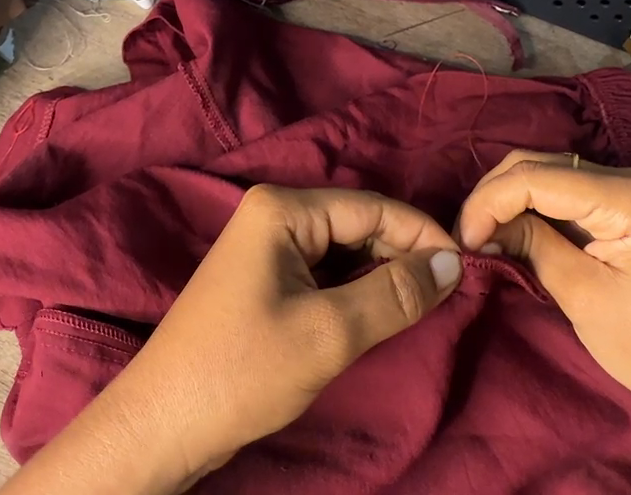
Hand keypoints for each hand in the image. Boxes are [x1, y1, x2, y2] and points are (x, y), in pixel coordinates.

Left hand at [2, 185, 463, 494]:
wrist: (163, 423)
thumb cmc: (242, 371)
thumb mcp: (329, 332)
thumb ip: (395, 293)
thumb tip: (452, 262)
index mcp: (282, 209)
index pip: (372, 207)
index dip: (423, 236)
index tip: (467, 272)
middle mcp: (273, 214)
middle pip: (358, 223)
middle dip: (403, 255)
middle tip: (448, 296)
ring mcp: (266, 246)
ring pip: (344, 249)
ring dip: (382, 275)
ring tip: (421, 307)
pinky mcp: (264, 278)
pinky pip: (324, 271)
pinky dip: (356, 290)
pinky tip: (380, 314)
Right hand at [457, 150, 630, 426]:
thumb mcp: (583, 298)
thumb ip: (531, 246)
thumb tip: (482, 228)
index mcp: (628, 194)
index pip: (535, 176)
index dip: (488, 203)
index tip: (462, 243)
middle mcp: (629, 176)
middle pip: (538, 164)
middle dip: (493, 197)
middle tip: (466, 239)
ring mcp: (630, 189)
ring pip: (546, 173)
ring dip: (508, 201)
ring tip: (481, 238)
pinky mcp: (625, 207)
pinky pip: (564, 193)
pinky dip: (531, 209)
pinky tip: (510, 233)